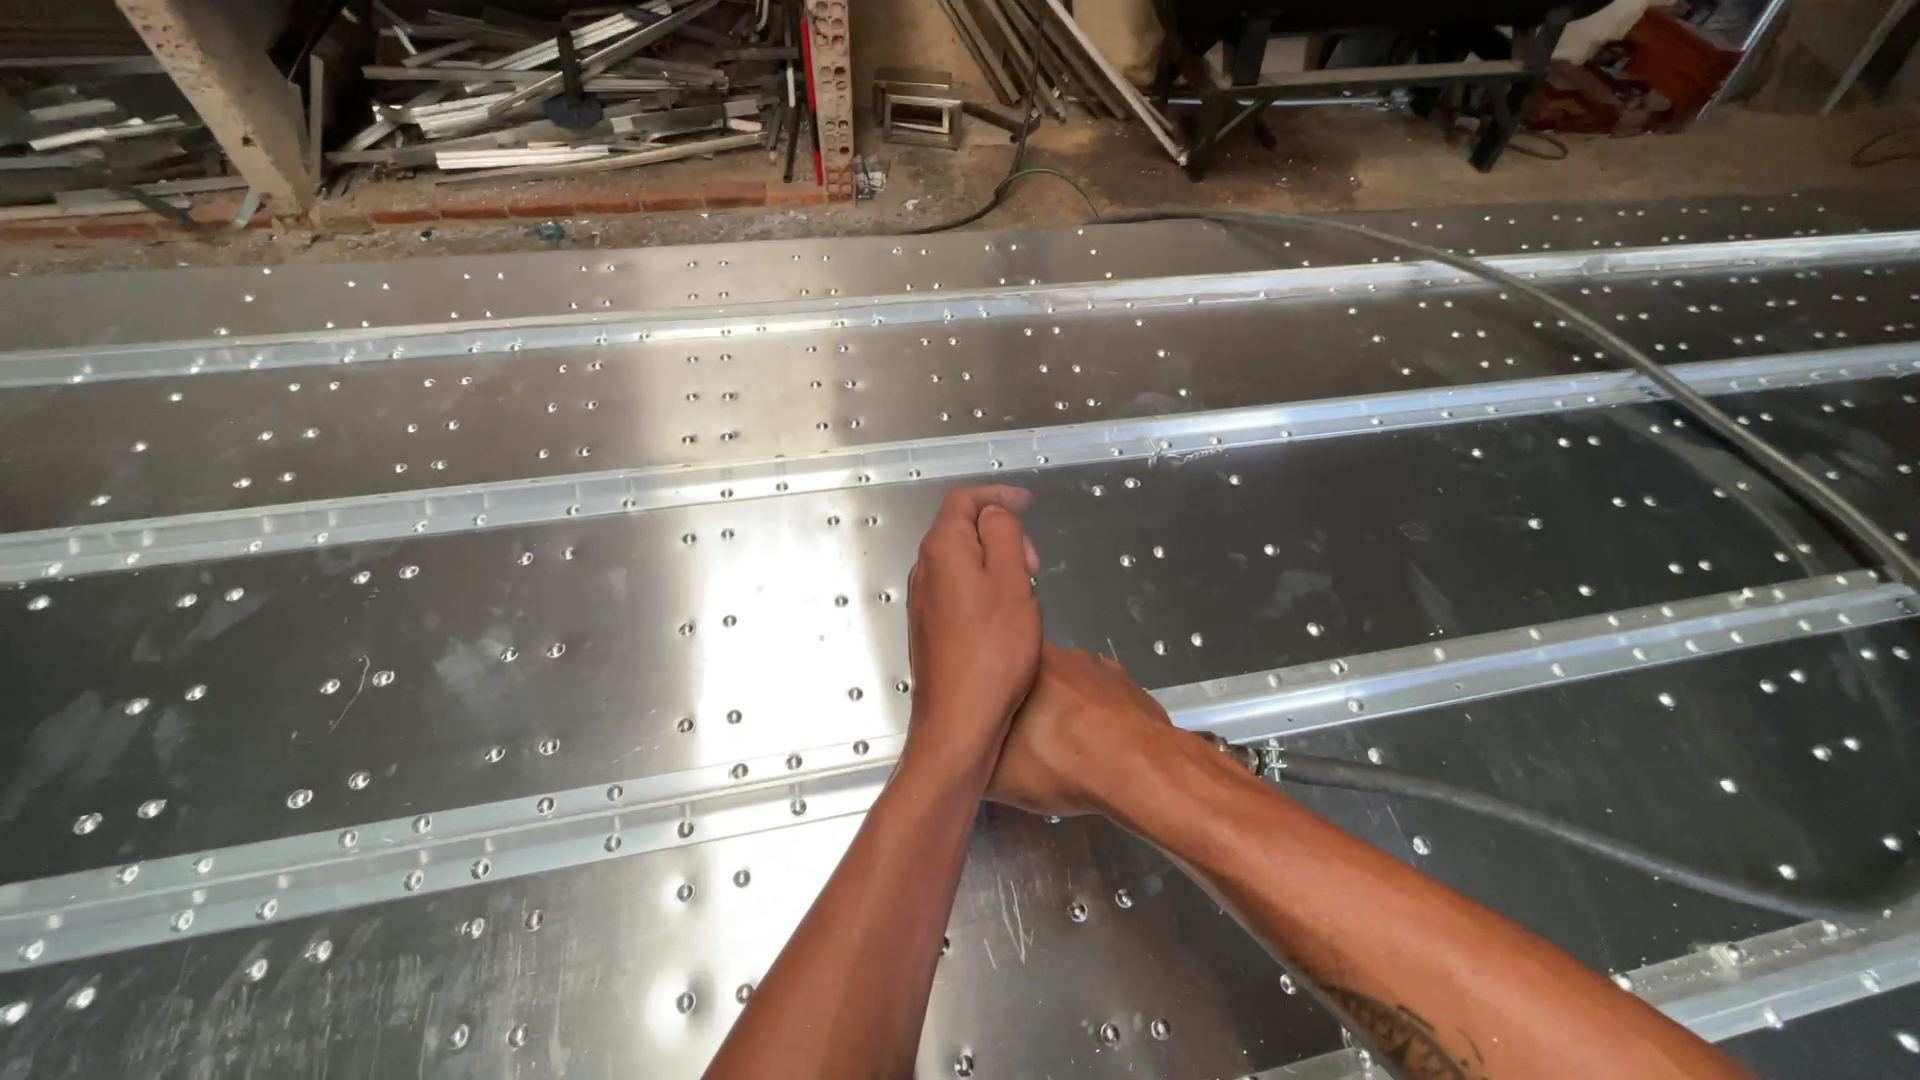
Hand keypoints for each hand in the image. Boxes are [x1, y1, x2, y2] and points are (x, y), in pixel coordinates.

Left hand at [904, 486, 1041, 770]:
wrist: (959, 720)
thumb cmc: (993, 651)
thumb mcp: (1012, 580)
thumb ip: (1003, 534)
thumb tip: (993, 513)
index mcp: (941, 549)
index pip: (963, 500)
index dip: (997, 496)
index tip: (1027, 503)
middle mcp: (924, 570)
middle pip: (961, 529)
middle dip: (1001, 533)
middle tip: (1033, 564)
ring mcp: (924, 601)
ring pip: (961, 562)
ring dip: (995, 563)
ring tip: (1025, 591)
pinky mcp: (930, 629)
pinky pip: (957, 590)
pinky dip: (984, 588)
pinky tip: (1005, 617)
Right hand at [987, 644, 1179, 817]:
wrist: (1137, 770)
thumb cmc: (1057, 764)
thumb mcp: (994, 778)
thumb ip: (970, 761)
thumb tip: (961, 760)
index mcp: (1024, 664)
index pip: (996, 669)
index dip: (991, 697)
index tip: (990, 723)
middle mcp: (1061, 654)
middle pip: (1034, 678)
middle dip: (1029, 705)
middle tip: (1024, 741)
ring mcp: (1100, 667)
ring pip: (1071, 688)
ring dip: (1067, 711)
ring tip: (1065, 749)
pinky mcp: (1131, 686)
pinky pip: (1104, 700)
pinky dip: (1100, 719)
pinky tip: (1100, 748)